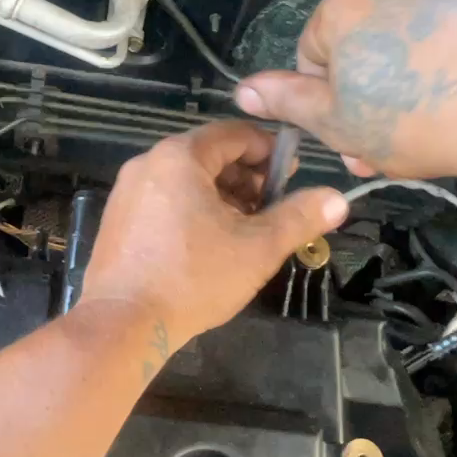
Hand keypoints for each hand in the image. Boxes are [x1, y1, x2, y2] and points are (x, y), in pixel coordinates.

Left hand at [79, 121, 348, 345]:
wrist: (122, 323)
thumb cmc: (193, 278)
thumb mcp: (257, 248)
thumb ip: (299, 217)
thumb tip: (338, 199)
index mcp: (180, 157)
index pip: (235, 134)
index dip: (269, 151)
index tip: (292, 177)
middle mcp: (148, 163)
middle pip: (209, 155)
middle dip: (246, 177)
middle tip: (271, 209)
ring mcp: (127, 191)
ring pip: (186, 180)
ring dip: (221, 196)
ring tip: (245, 230)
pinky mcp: (118, 219)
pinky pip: (164, 199)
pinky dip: (192, 209)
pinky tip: (208, 244)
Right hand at [233, 0, 456, 179]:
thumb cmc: (410, 117)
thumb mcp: (334, 120)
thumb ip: (286, 101)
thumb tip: (241, 88)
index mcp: (345, 9)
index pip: (310, 58)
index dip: (321, 105)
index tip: (344, 137)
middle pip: (361, 60)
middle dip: (364, 110)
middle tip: (381, 154)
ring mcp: (445, 3)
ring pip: (405, 62)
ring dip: (403, 104)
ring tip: (426, 144)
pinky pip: (450, 56)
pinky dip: (447, 86)